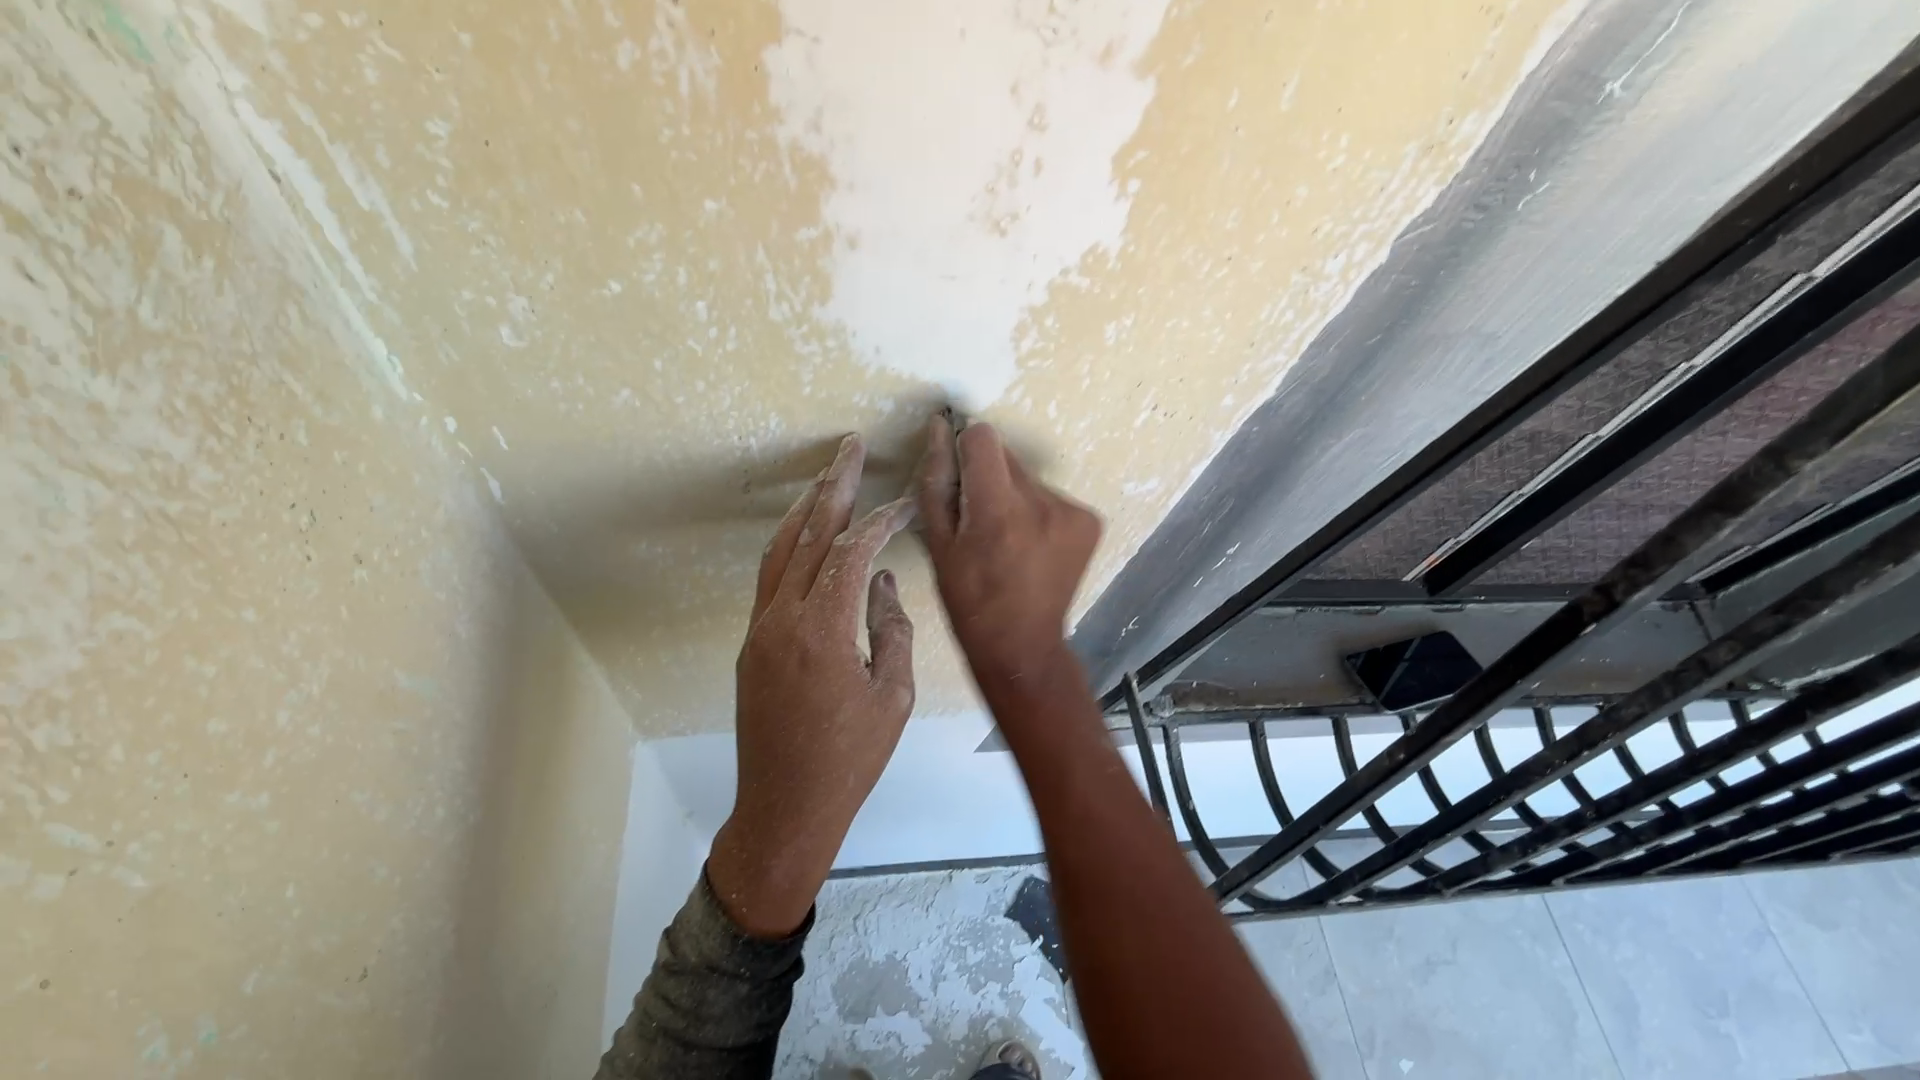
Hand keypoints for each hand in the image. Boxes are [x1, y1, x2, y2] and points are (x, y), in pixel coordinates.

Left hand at [707, 434, 916, 937]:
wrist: (786, 807)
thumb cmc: (850, 759)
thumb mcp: (892, 696)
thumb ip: (892, 630)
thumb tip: (881, 583)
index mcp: (824, 631)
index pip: (852, 552)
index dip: (881, 520)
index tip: (906, 502)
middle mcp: (784, 619)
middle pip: (808, 535)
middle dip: (833, 486)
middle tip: (850, 446)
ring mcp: (761, 631)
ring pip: (780, 552)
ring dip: (805, 510)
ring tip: (827, 478)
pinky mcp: (752, 645)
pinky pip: (770, 580)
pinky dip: (791, 548)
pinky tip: (806, 537)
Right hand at [914, 411, 1101, 686]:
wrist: (1022, 644)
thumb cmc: (969, 600)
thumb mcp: (938, 544)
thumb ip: (937, 481)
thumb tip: (940, 428)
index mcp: (998, 508)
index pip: (983, 437)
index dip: (966, 452)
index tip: (960, 479)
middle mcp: (1042, 502)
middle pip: (1007, 457)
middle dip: (989, 478)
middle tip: (981, 521)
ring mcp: (1072, 511)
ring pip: (1029, 479)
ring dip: (1014, 496)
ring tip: (1008, 540)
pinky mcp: (1090, 521)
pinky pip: (1052, 498)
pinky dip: (1039, 514)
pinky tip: (1031, 547)